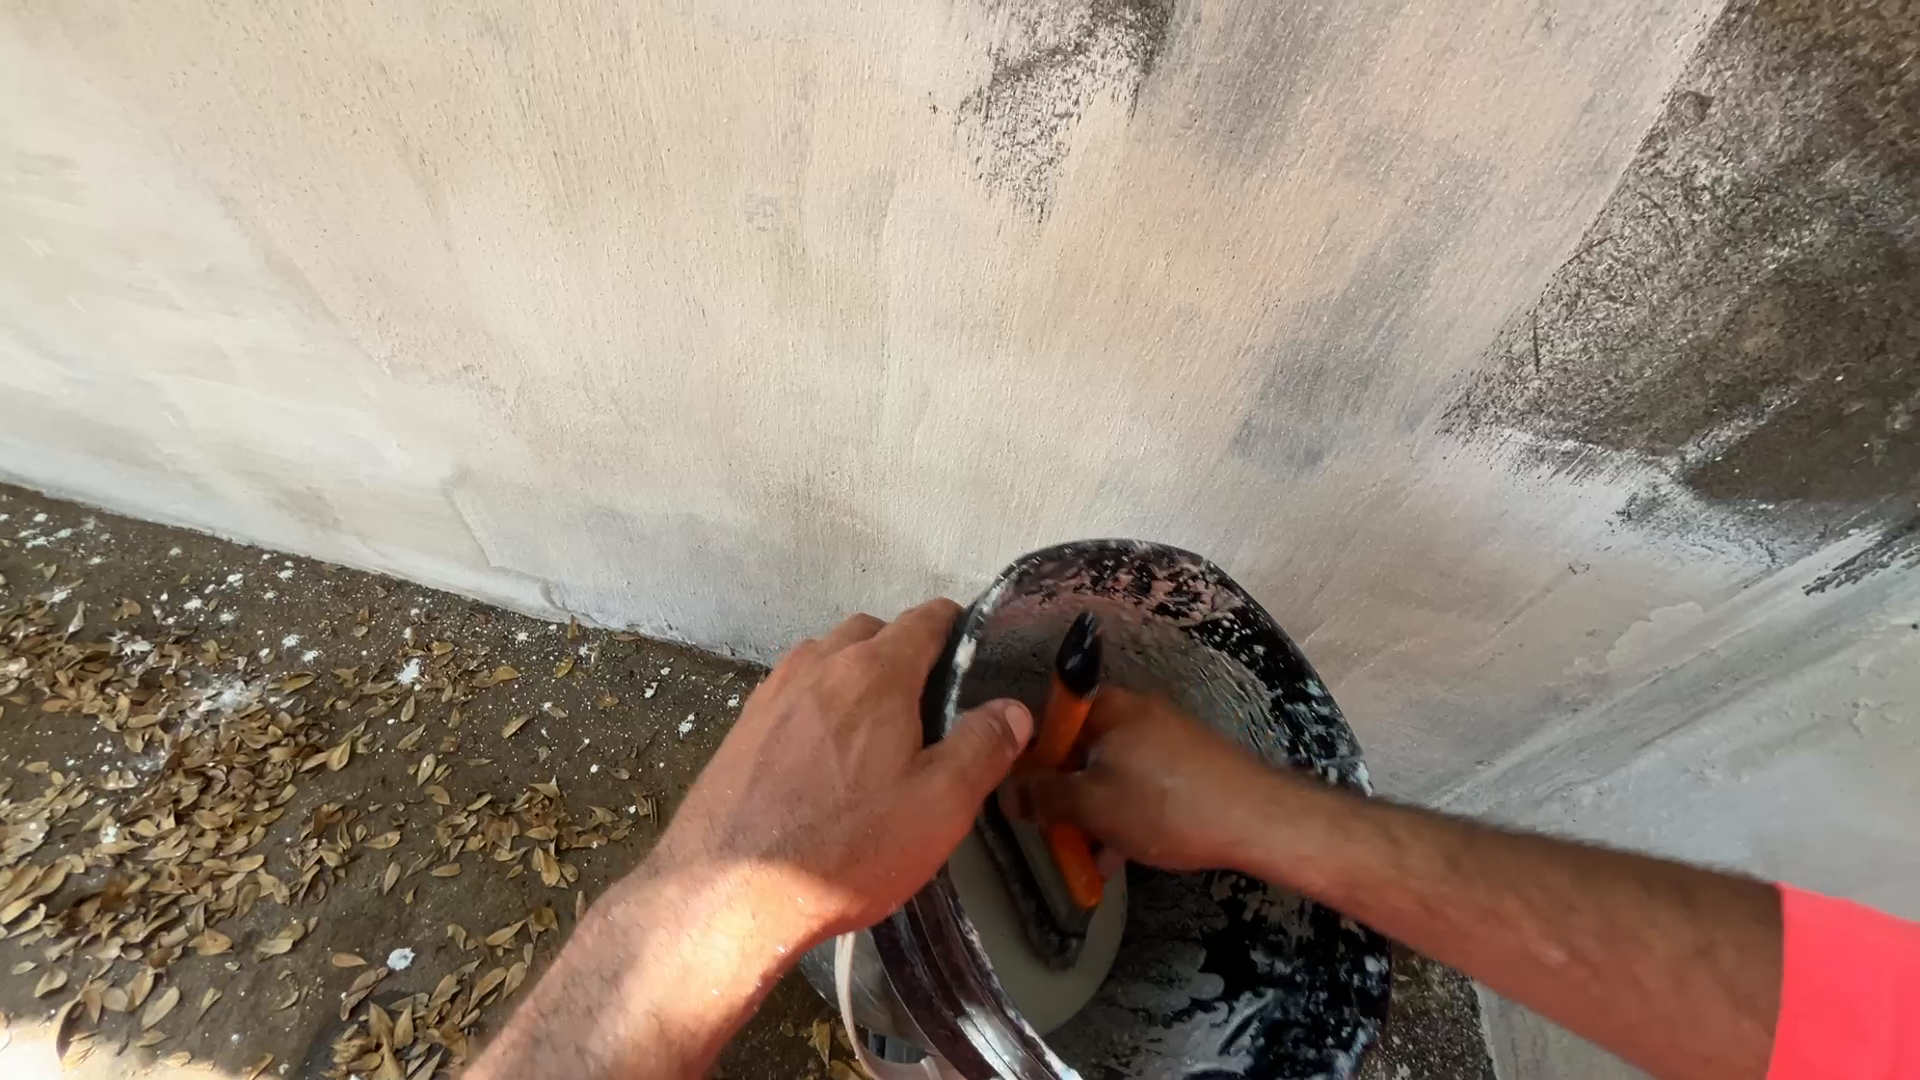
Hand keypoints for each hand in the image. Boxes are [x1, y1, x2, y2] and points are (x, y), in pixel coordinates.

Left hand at [655, 599, 1033, 941]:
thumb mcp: (940, 805)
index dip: (955, 627)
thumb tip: (1013, 709)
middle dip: (904, 650)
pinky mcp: (746, 721)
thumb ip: (983, 746)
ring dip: (858, 672)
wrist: (726, 894)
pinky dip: (820, 698)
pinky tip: (823, 751)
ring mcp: (776, 688)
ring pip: (829, 655)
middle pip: (873, 630)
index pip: (925, 617)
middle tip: (925, 704)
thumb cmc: (846, 845)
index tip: (969, 653)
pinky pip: (796, 687)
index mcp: (875, 670)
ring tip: (874, 727)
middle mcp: (822, 662)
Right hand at [1005, 688, 1277, 872]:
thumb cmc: (1164, 806)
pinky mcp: (1183, 756)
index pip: (1044, 724)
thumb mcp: (1091, 805)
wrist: (1258, 819)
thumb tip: (1008, 794)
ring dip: (1091, 809)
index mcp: (1102, 706)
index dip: (1027, 764)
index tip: (1022, 803)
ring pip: (1106, 768)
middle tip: (1055, 834)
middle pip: (1075, 748)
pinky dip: (1121, 807)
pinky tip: (1122, 850)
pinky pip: (1135, 776)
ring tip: (1089, 855)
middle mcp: (1129, 708)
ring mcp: (1160, 730)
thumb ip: (1042, 797)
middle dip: (1062, 794)